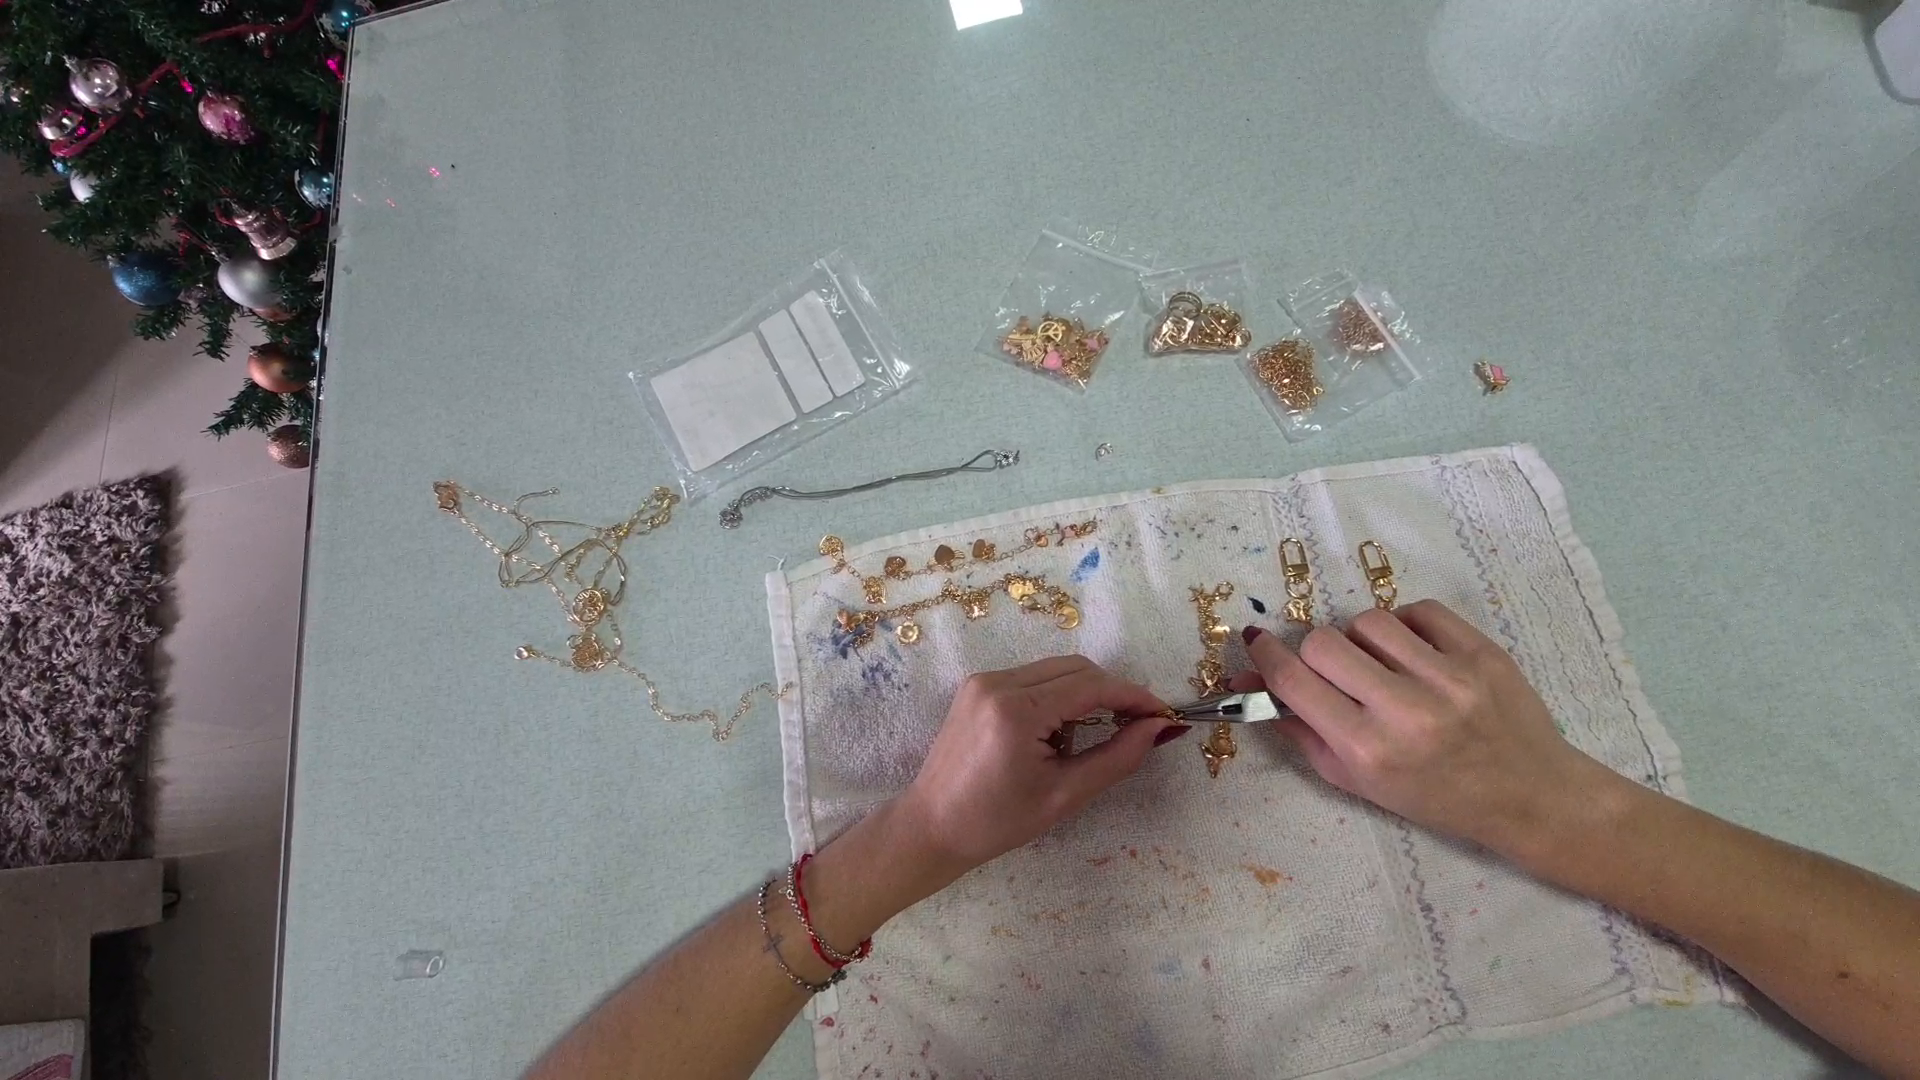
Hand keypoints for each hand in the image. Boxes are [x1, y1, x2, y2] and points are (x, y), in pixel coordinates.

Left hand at [897, 655, 1186, 875]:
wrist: (932, 826)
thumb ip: (1117, 757)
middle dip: (1111, 692)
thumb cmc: (998, 822)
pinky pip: (1031, 678)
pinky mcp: (976, 685)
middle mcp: (998, 682)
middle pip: (1075, 668)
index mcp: (1018, 710)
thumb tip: (1159, 728)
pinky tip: (1055, 734)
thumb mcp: (1065, 795)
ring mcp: (983, 679)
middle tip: (1137, 725)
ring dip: (1083, 694)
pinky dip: (1055, 696)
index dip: (1133, 695)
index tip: (1164, 713)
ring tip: (1086, 740)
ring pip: (1054, 669)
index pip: (1091, 685)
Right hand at [1232, 600, 1613, 856]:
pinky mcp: (1484, 653)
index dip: (1266, 655)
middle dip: (1315, 651)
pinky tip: (1414, 652)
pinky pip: (1418, 611)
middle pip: (1323, 642)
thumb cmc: (1433, 796)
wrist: (1534, 798)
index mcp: (1368, 749)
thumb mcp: (1355, 779)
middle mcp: (1406, 711)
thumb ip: (1298, 728)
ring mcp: (1449, 678)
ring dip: (1361, 638)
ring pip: (1368, 620)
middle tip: (1332, 669)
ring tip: (1380, 661)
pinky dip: (1405, 626)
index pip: (1293, 681)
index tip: (1258, 642)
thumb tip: (1250, 681)